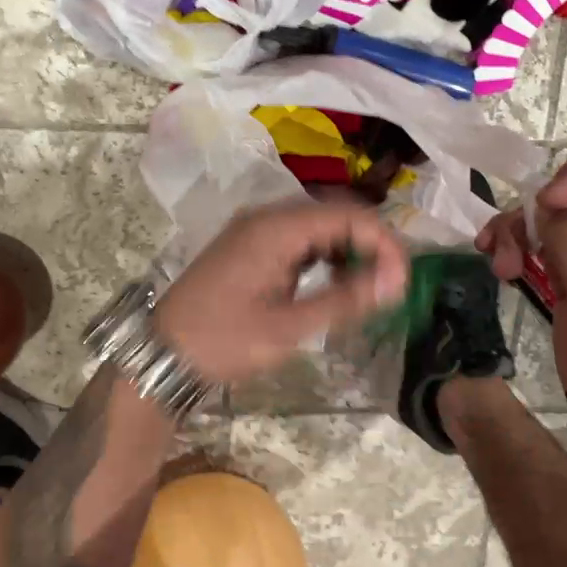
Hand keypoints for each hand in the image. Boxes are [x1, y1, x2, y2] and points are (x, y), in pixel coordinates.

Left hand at [156, 201, 408, 385]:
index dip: (383, 242)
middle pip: (334, 214)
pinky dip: (323, 255)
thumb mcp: (290, 326)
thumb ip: (345, 299)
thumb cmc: (224, 339)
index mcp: (277, 228)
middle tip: (391, 285)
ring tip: (368, 288)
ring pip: (317, 225)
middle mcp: (267, 216)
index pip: (348, 214)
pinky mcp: (250, 245)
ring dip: (347, 250)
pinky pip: (298, 238)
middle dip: (369, 244)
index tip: (403, 279)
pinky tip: (334, 283)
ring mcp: (256, 229)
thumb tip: (396, 282)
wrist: (162, 352)